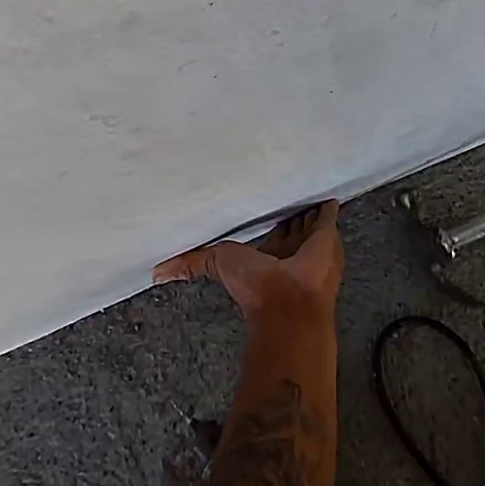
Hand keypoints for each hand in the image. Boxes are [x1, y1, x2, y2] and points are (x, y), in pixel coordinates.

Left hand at [153, 200, 343, 321]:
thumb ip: (191, 263)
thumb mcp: (215, 264)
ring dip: (307, 208)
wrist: (289, 300)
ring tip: (306, 185)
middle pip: (289, 228)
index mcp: (266, 256)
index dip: (263, 220)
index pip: (266, 236)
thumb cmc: (254, 287)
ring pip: (308, 222)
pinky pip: (330, 216)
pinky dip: (330, 207)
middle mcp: (288, 251)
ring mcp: (309, 245)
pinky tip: (329, 194)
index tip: (259, 200)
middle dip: (289, 213)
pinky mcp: (327, 235)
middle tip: (287, 187)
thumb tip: (154, 272)